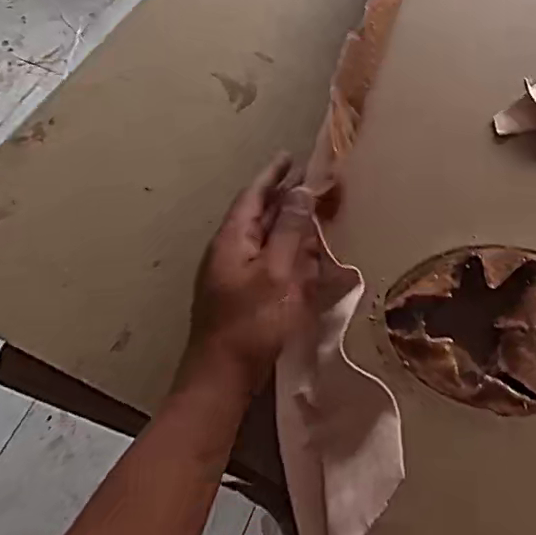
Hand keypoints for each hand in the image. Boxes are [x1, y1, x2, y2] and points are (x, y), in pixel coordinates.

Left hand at [177, 153, 319, 403]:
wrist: (222, 377)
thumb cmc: (252, 323)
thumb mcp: (278, 272)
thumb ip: (291, 231)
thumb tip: (301, 192)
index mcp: (233, 239)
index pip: (254, 196)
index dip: (272, 175)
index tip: (288, 157)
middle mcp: (229, 252)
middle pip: (259, 216)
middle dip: (284, 200)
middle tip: (310, 186)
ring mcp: (233, 275)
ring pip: (264, 241)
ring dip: (288, 228)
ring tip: (312, 218)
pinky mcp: (241, 296)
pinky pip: (267, 264)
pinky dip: (287, 256)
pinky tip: (305, 261)